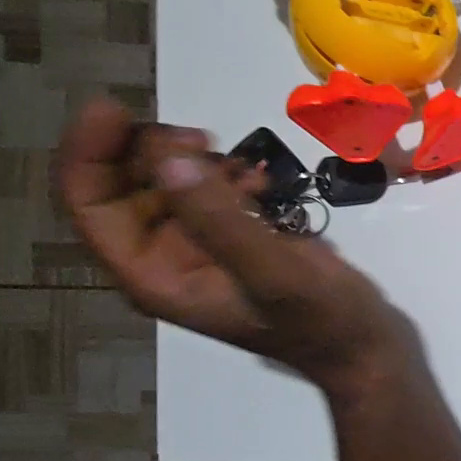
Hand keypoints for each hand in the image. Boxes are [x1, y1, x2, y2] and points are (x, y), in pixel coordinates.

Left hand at [55, 99, 418, 398]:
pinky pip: (209, 197)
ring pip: (167, 186)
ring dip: (196, 165)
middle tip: (206, 138)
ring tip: (246, 168)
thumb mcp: (275, 273)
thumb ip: (221, 219)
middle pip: (122, 188)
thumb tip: (170, 158)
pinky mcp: (237, 245)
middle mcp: (166, 262)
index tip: (118, 107)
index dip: (91, 151)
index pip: (90, 204)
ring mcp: (202, 253)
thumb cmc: (324, 322)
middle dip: (155, 154)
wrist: (369, 353)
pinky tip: (262, 182)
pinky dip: (228, 179)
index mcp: (157, 277)